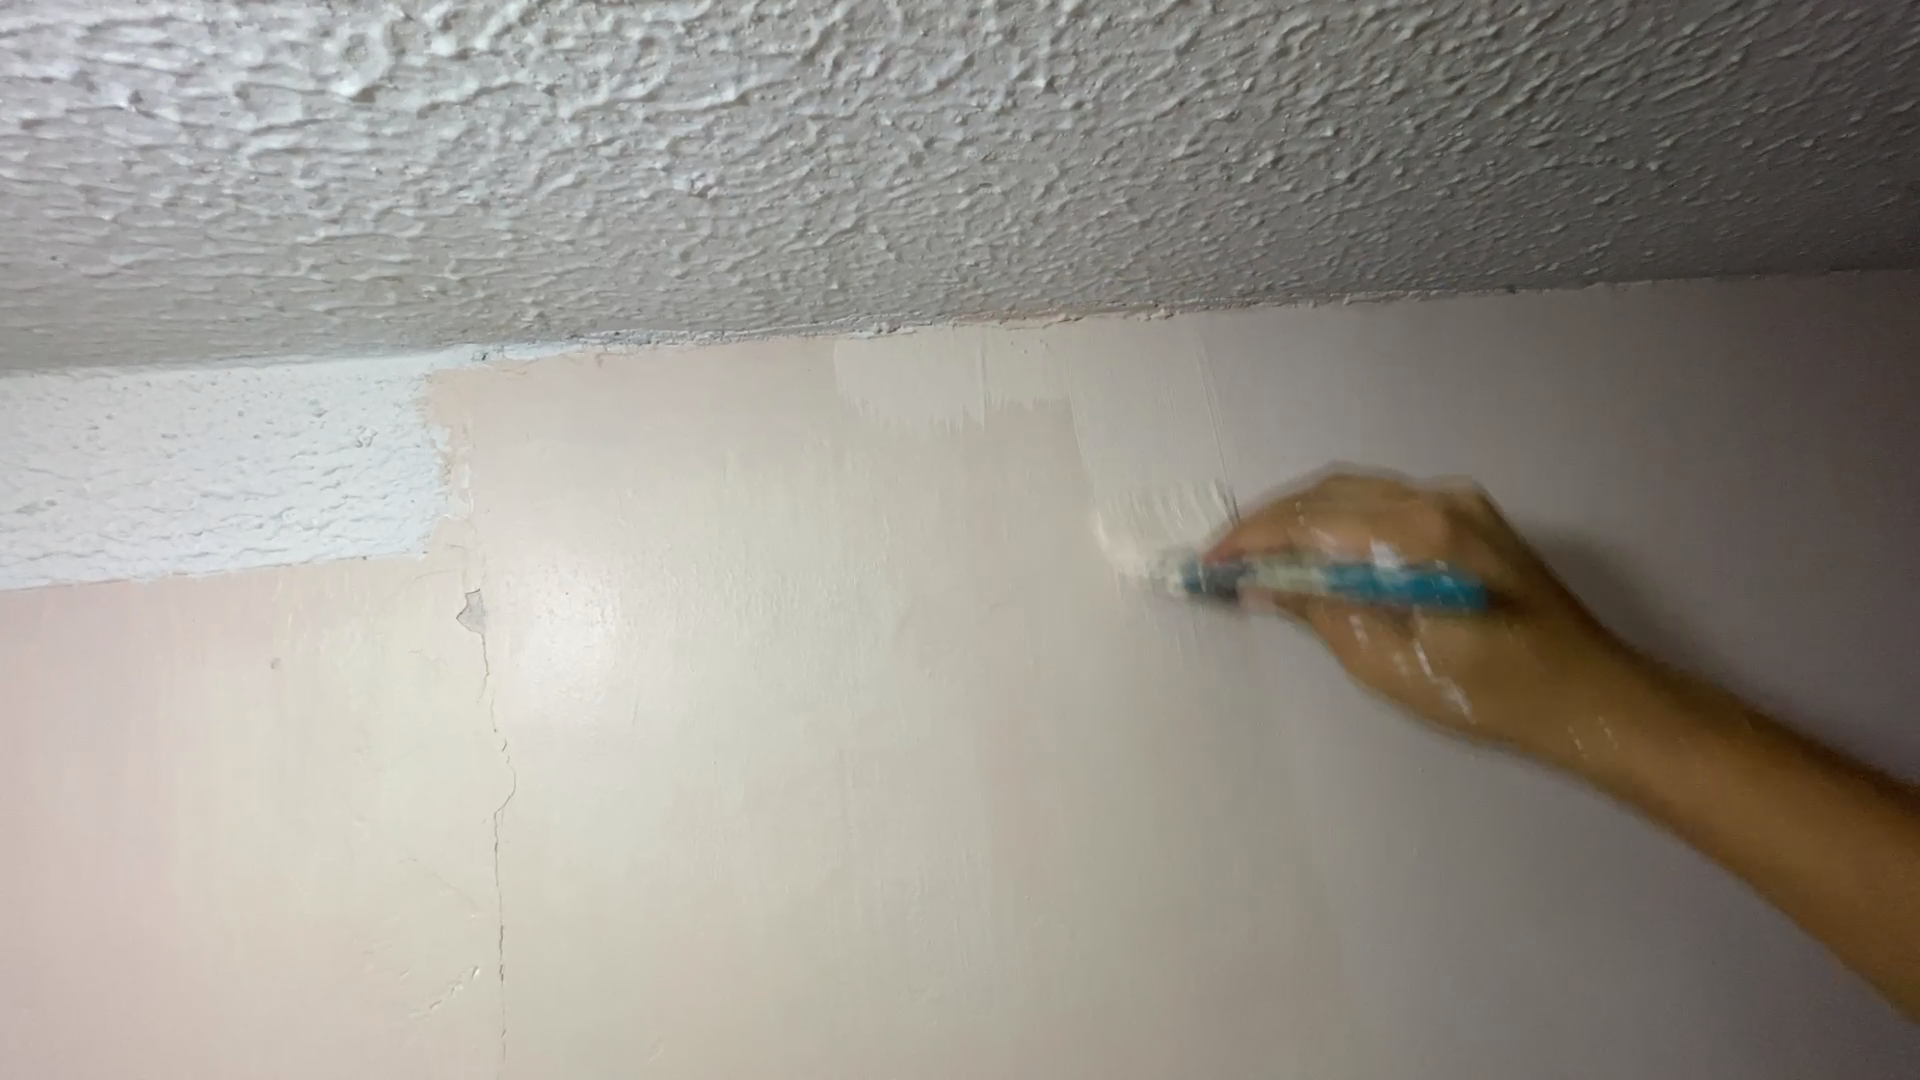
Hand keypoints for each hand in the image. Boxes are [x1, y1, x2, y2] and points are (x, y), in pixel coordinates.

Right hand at [1206, 469, 1666, 761]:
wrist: (1593, 696)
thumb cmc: (1486, 695)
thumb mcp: (1384, 664)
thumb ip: (1318, 608)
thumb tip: (1258, 581)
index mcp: (1418, 537)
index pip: (1307, 522)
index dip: (1249, 540)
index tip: (1209, 562)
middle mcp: (1435, 498)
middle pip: (1323, 494)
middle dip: (1264, 523)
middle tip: (1225, 557)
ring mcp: (1455, 498)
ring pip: (1348, 488)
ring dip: (1295, 515)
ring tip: (1257, 550)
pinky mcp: (1466, 509)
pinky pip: (1378, 497)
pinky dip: (1332, 516)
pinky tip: (1311, 543)